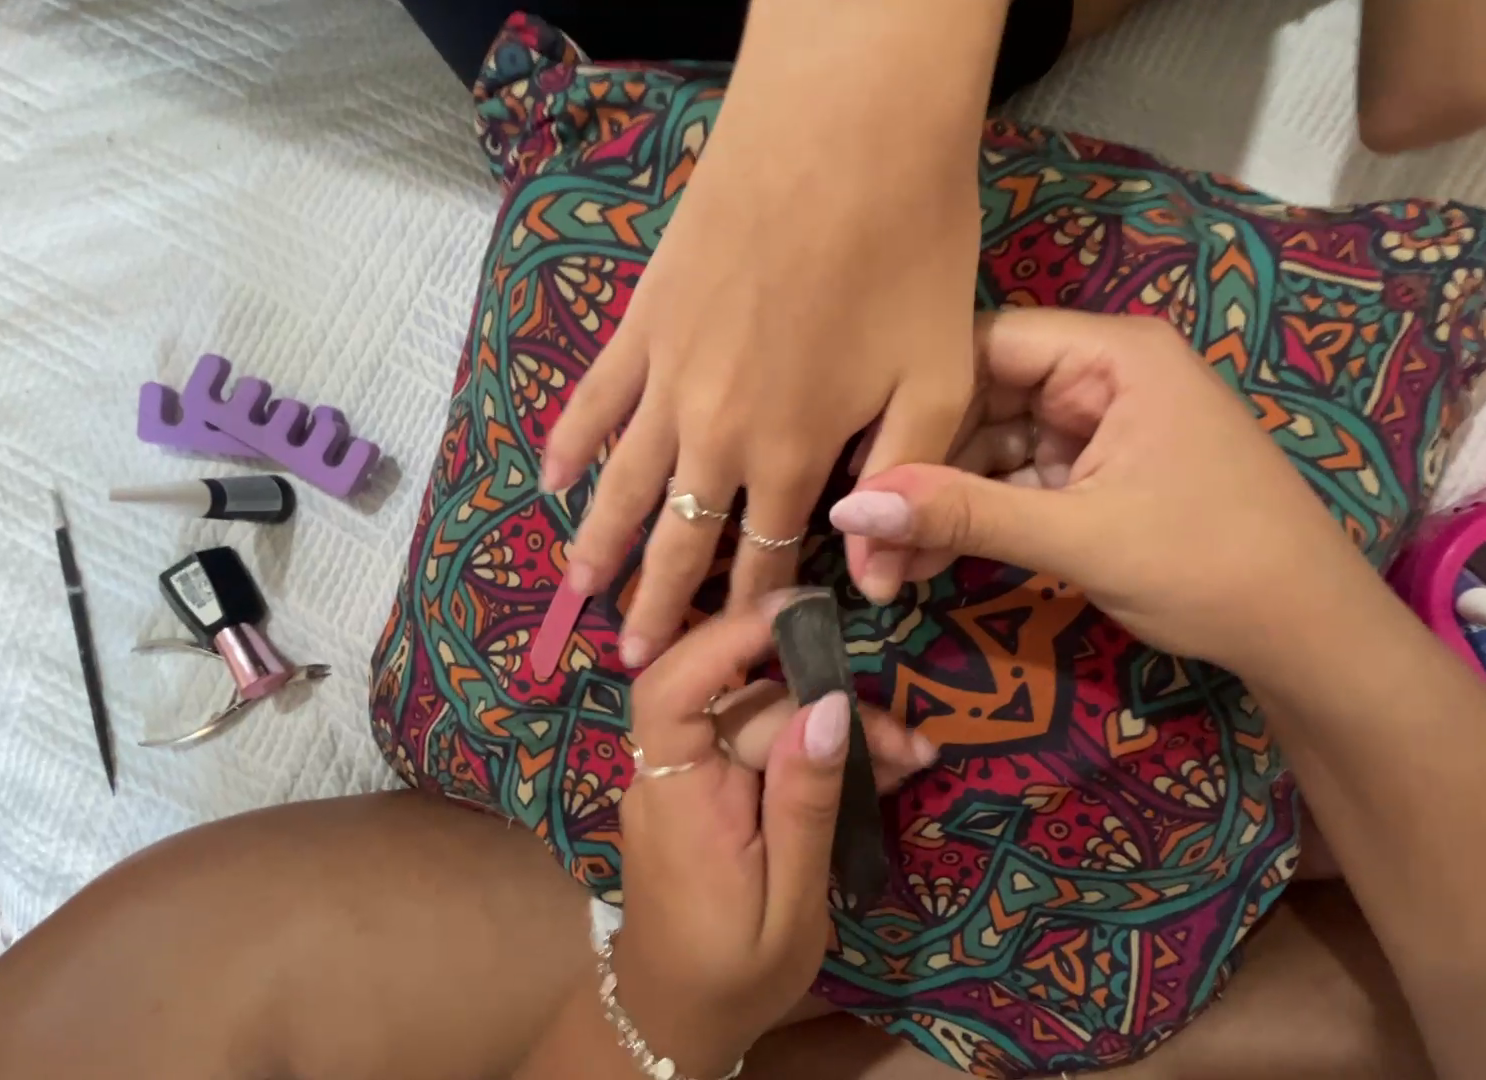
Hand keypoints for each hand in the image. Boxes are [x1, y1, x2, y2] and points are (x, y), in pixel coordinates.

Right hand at [539, 96, 980, 669]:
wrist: (846, 127)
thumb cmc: (909, 252)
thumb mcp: (937, 379)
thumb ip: (903, 483)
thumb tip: (871, 585)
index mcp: (792, 451)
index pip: (762, 555)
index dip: (748, 607)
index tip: (732, 649)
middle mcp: (715, 431)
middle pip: (677, 536)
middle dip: (658, 603)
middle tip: (630, 657)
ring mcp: (666, 375)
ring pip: (621, 481)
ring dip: (598, 544)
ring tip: (576, 592)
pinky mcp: (642, 320)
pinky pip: (593, 396)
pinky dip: (567, 442)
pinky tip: (548, 481)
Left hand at [607, 600, 885, 1073]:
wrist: (679, 1015)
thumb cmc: (734, 973)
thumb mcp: (789, 901)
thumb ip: (805, 803)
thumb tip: (829, 706)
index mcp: (678, 800)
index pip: (672, 691)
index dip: (726, 638)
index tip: (798, 613)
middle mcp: (673, 772)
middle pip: (750, 706)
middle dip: (831, 710)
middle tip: (909, 746)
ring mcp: (690, 775)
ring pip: (764, 719)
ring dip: (835, 729)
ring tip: (907, 757)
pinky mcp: (711, 784)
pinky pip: (762, 747)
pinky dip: (814, 750)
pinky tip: (875, 766)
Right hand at [829, 309, 1380, 673]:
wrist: (1304, 636)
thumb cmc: (1208, 565)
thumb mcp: (1078, 536)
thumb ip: (963, 516)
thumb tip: (850, 510)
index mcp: (1112, 355)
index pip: (982, 347)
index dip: (914, 401)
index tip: (853, 461)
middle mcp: (1098, 377)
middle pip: (977, 403)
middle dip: (920, 473)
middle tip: (860, 535)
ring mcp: (1093, 428)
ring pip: (987, 451)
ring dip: (939, 506)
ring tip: (883, 566)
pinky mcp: (1089, 474)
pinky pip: (1012, 484)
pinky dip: (973, 520)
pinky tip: (925, 561)